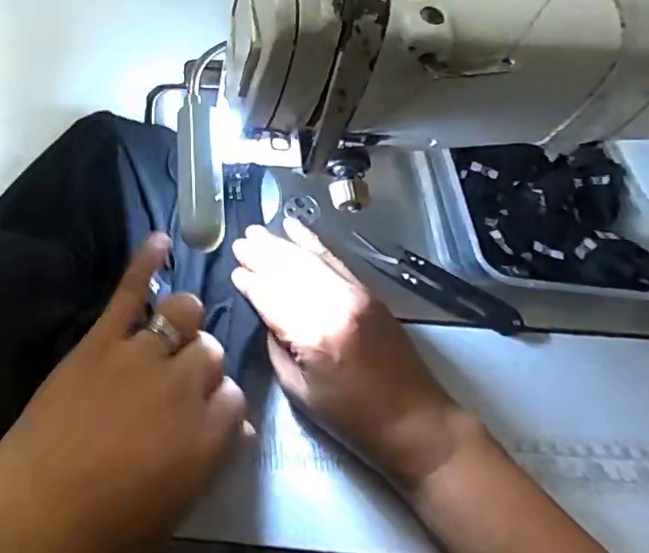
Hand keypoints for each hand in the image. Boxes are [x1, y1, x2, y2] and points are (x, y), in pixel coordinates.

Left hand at [0, 235, 247, 552]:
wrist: (28, 518)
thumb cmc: (106, 525)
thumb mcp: (173, 506)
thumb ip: (209, 458)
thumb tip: (239, 426)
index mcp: (204, 435)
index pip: (235, 396)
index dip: (221, 401)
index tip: (208, 411)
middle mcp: (182, 385)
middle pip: (211, 351)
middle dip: (202, 364)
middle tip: (179, 383)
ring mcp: (141, 354)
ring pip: (184, 313)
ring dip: (184, 321)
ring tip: (173, 330)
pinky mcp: (102, 338)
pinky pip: (130, 291)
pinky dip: (145, 262)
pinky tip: (160, 240)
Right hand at [231, 219, 481, 489]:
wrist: (414, 419)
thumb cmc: (353, 419)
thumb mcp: (301, 393)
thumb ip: (279, 348)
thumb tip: (266, 315)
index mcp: (315, 335)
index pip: (273, 298)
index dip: (252, 283)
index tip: (234, 271)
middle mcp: (335, 304)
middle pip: (290, 271)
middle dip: (263, 255)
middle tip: (240, 243)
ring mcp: (354, 292)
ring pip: (310, 260)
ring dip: (282, 245)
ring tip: (257, 232)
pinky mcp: (367, 290)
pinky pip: (334, 259)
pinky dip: (313, 242)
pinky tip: (295, 229)